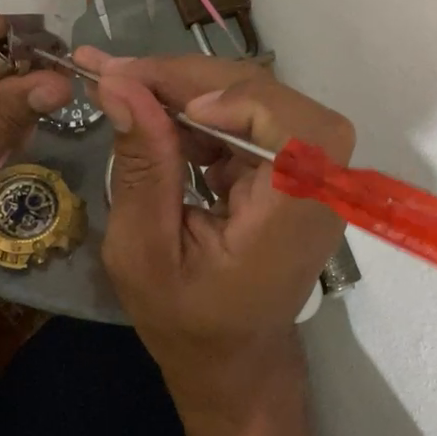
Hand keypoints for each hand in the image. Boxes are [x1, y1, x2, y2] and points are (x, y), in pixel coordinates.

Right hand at [79, 47, 353, 405]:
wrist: (231, 358)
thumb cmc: (187, 323)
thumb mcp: (143, 253)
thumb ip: (141, 170)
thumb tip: (120, 86)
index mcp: (293, 217)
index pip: (303, 131)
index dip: (249, 104)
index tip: (178, 110)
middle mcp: (316, 189)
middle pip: (278, 102)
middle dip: (199, 83)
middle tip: (124, 77)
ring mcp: (308, 177)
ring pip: (262, 101)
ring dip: (194, 93)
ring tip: (131, 95)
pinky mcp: (290, 171)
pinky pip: (252, 120)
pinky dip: (204, 115)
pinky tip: (162, 125)